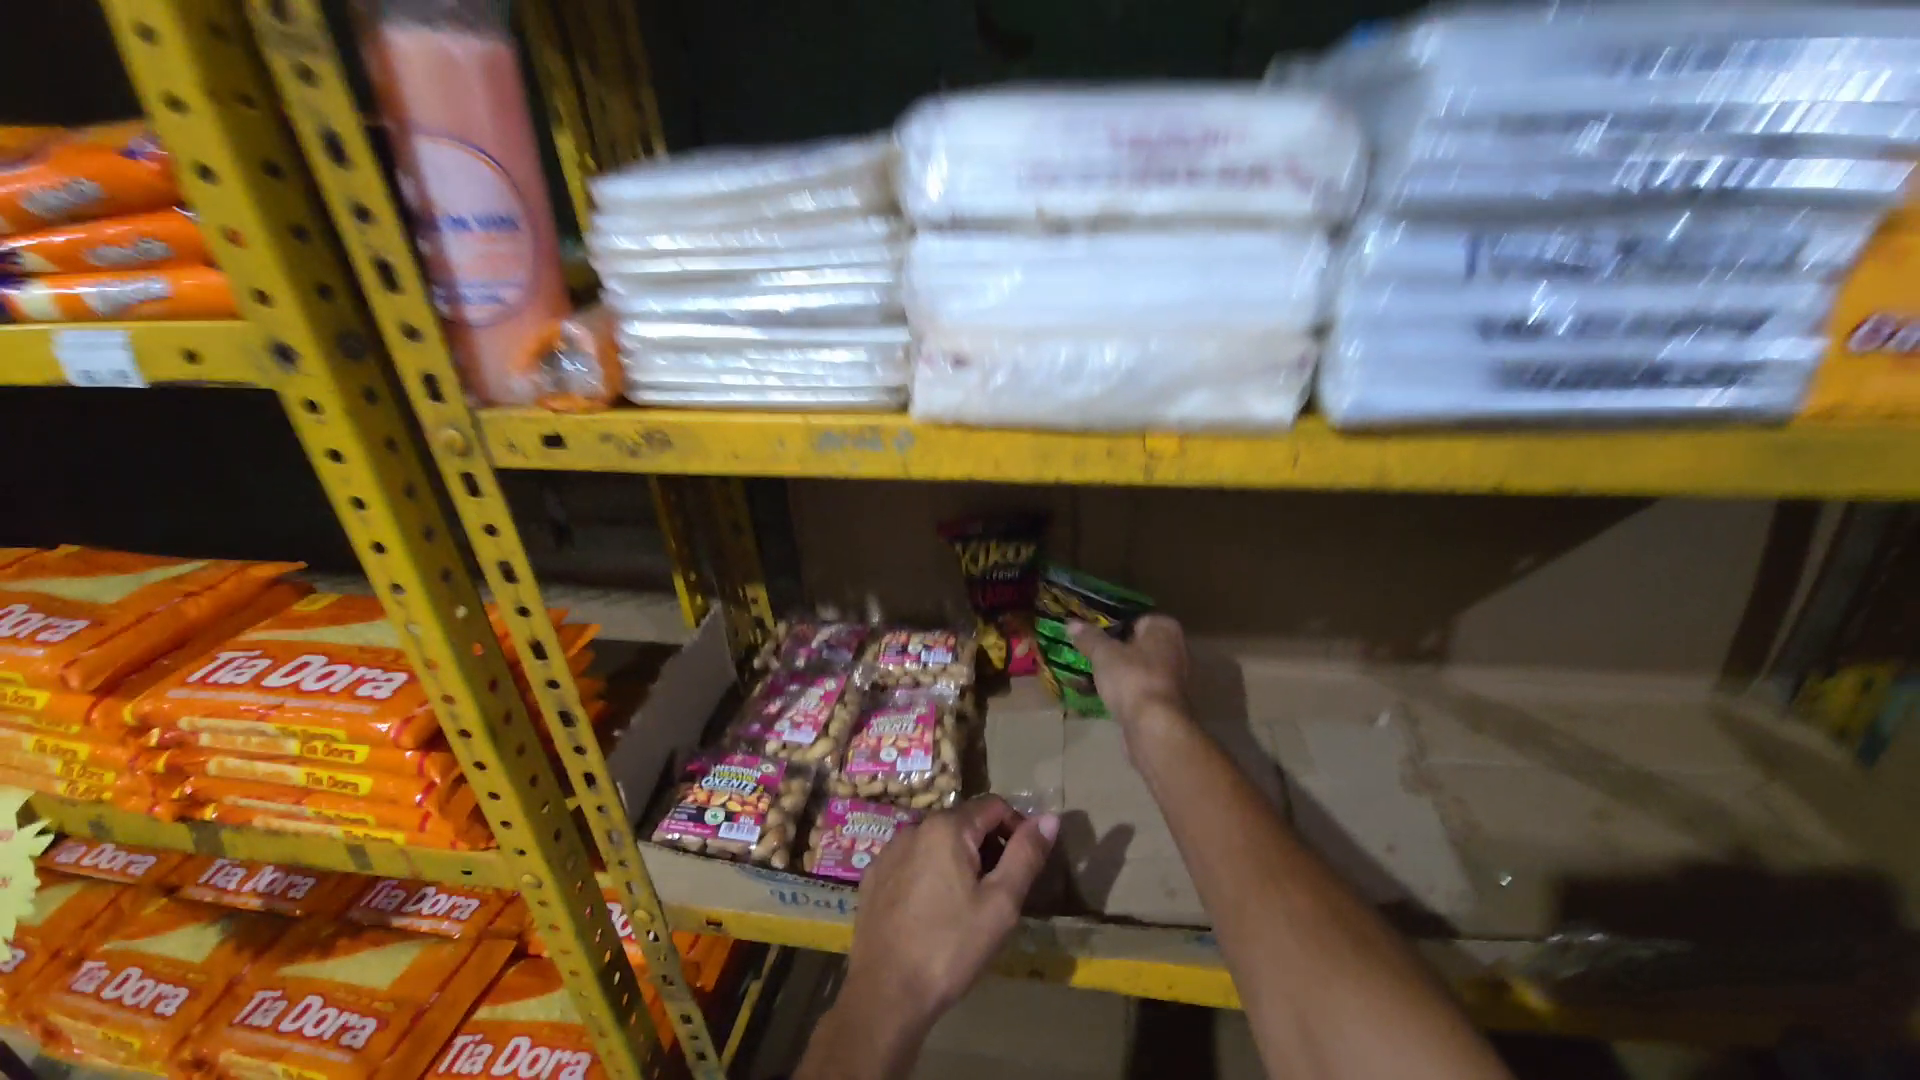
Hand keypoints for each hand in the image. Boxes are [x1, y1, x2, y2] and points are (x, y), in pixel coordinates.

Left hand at [844, 795, 1058, 1024]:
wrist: (885, 994)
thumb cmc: (950, 947)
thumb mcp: (1001, 904)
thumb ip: (1026, 855)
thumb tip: (1049, 817)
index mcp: (946, 828)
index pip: (994, 806)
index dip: (1018, 828)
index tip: (1026, 865)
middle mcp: (913, 829)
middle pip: (965, 823)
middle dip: (989, 848)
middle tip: (1001, 892)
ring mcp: (888, 853)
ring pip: (937, 843)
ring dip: (960, 862)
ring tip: (969, 906)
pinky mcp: (873, 878)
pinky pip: (913, 863)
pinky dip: (932, 875)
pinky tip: (935, 913)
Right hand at [1070, 615, 1192, 754]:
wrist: (1154, 727)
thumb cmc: (1132, 679)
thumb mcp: (1104, 654)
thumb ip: (1089, 637)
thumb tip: (1072, 623)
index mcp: (1165, 629)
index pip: (1136, 618)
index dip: (1113, 625)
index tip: (1092, 634)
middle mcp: (1176, 649)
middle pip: (1139, 644)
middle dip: (1116, 649)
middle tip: (1089, 653)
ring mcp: (1174, 678)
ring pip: (1139, 668)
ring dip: (1120, 672)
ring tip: (1094, 674)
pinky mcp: (1167, 702)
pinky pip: (1141, 688)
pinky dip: (1127, 691)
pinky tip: (1107, 695)